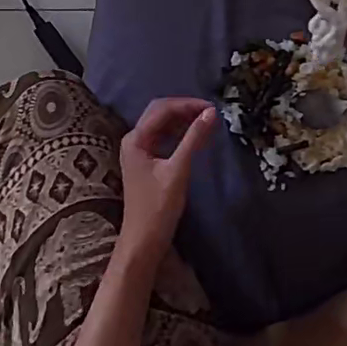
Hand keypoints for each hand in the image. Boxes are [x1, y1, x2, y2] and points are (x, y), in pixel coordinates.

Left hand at [119, 98, 217, 259]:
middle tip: (211, 114)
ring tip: (207, 123)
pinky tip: (196, 137)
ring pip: (163, 125)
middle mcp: (134, 140)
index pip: (162, 109)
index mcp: (135, 139)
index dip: (188, 104)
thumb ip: (194, 139)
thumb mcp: (178, 170)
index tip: (212, 108)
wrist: (143, 241)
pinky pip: (165, 138)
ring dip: (184, 120)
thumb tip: (211, 113)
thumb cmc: (158, 207)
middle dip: (186, 109)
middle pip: (161, 113)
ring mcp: (139, 151)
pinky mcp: (147, 161)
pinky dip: (181, 134)